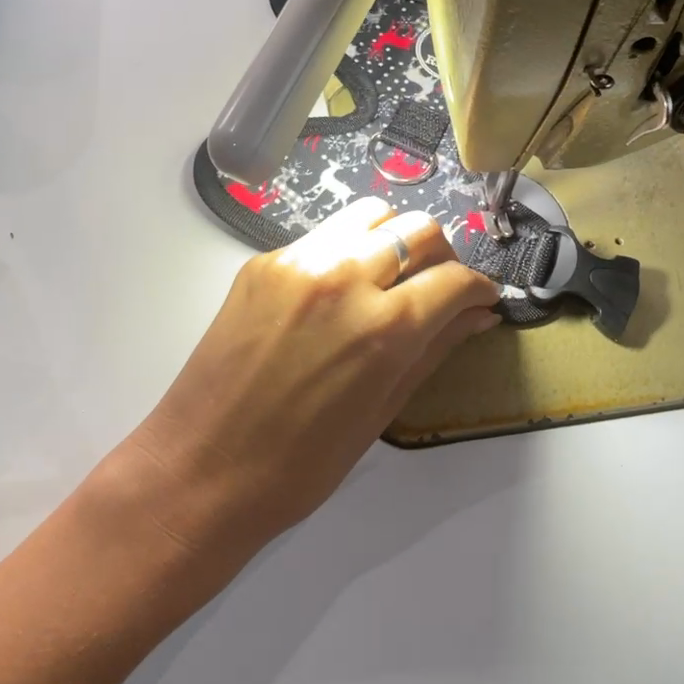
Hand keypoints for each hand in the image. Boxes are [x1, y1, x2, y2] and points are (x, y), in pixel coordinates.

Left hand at [123, 197, 500, 552]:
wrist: (202, 468)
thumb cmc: (301, 463)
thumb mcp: (382, 410)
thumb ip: (435, 349)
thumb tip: (478, 315)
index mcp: (383, 327)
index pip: (454, 278)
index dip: (479, 287)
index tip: (481, 298)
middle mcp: (344, 278)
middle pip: (418, 228)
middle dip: (442, 254)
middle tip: (437, 287)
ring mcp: (298, 263)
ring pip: (370, 214)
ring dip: (394, 237)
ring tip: (390, 276)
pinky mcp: (263, 263)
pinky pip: (323, 236)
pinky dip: (347, 251)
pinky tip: (339, 291)